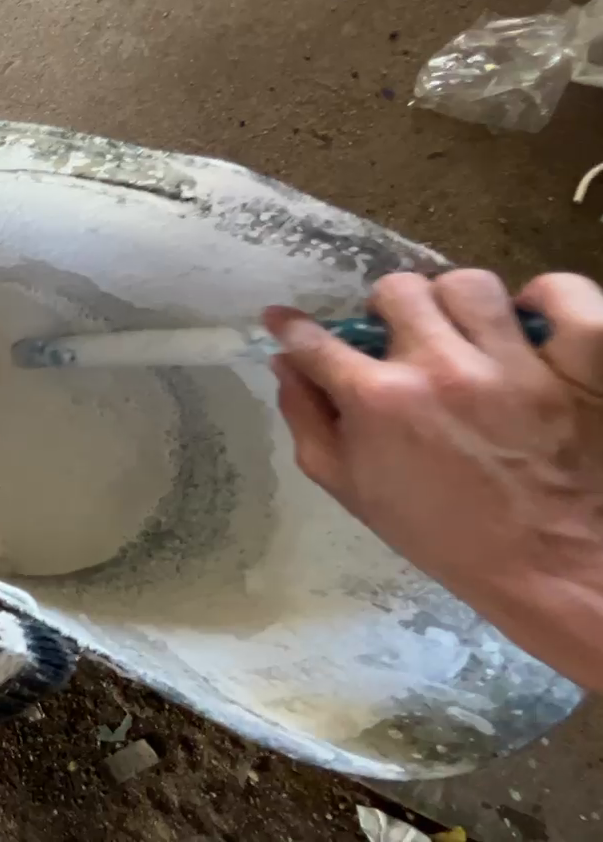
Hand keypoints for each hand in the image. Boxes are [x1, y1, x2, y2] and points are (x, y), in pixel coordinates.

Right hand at [264, 270, 602, 688]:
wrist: (557, 570)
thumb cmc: (435, 529)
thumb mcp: (341, 479)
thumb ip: (305, 415)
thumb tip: (286, 363)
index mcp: (375, 399)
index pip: (311, 338)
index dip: (289, 325)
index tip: (284, 321)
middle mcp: (440, 369)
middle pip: (396, 292)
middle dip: (382, 308)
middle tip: (393, 333)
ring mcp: (519, 366)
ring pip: (470, 285)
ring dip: (452, 301)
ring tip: (459, 327)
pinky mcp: (587, 370)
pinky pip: (570, 299)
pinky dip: (549, 298)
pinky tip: (529, 321)